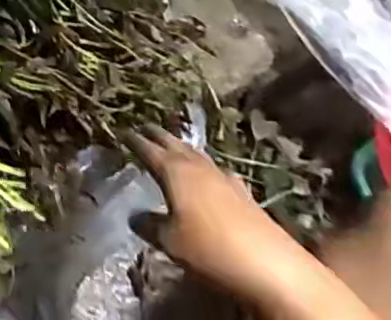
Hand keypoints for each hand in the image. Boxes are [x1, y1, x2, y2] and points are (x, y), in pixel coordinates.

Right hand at [126, 125, 311, 304]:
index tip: (123, 132)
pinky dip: (203, 166)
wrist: (268, 263)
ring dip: (180, 147)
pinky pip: (214, 169)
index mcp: (174, 171)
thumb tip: (134, 215)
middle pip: (172, 142)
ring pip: (194, 153)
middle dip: (156, 134)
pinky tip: (208, 174)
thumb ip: (150, 225)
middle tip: (143, 127)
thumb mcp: (171, 242)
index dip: (134, 141)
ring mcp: (221, 175)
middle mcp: (197, 165)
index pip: (148, 149)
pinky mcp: (240, 190)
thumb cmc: (210, 248)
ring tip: (171, 145)